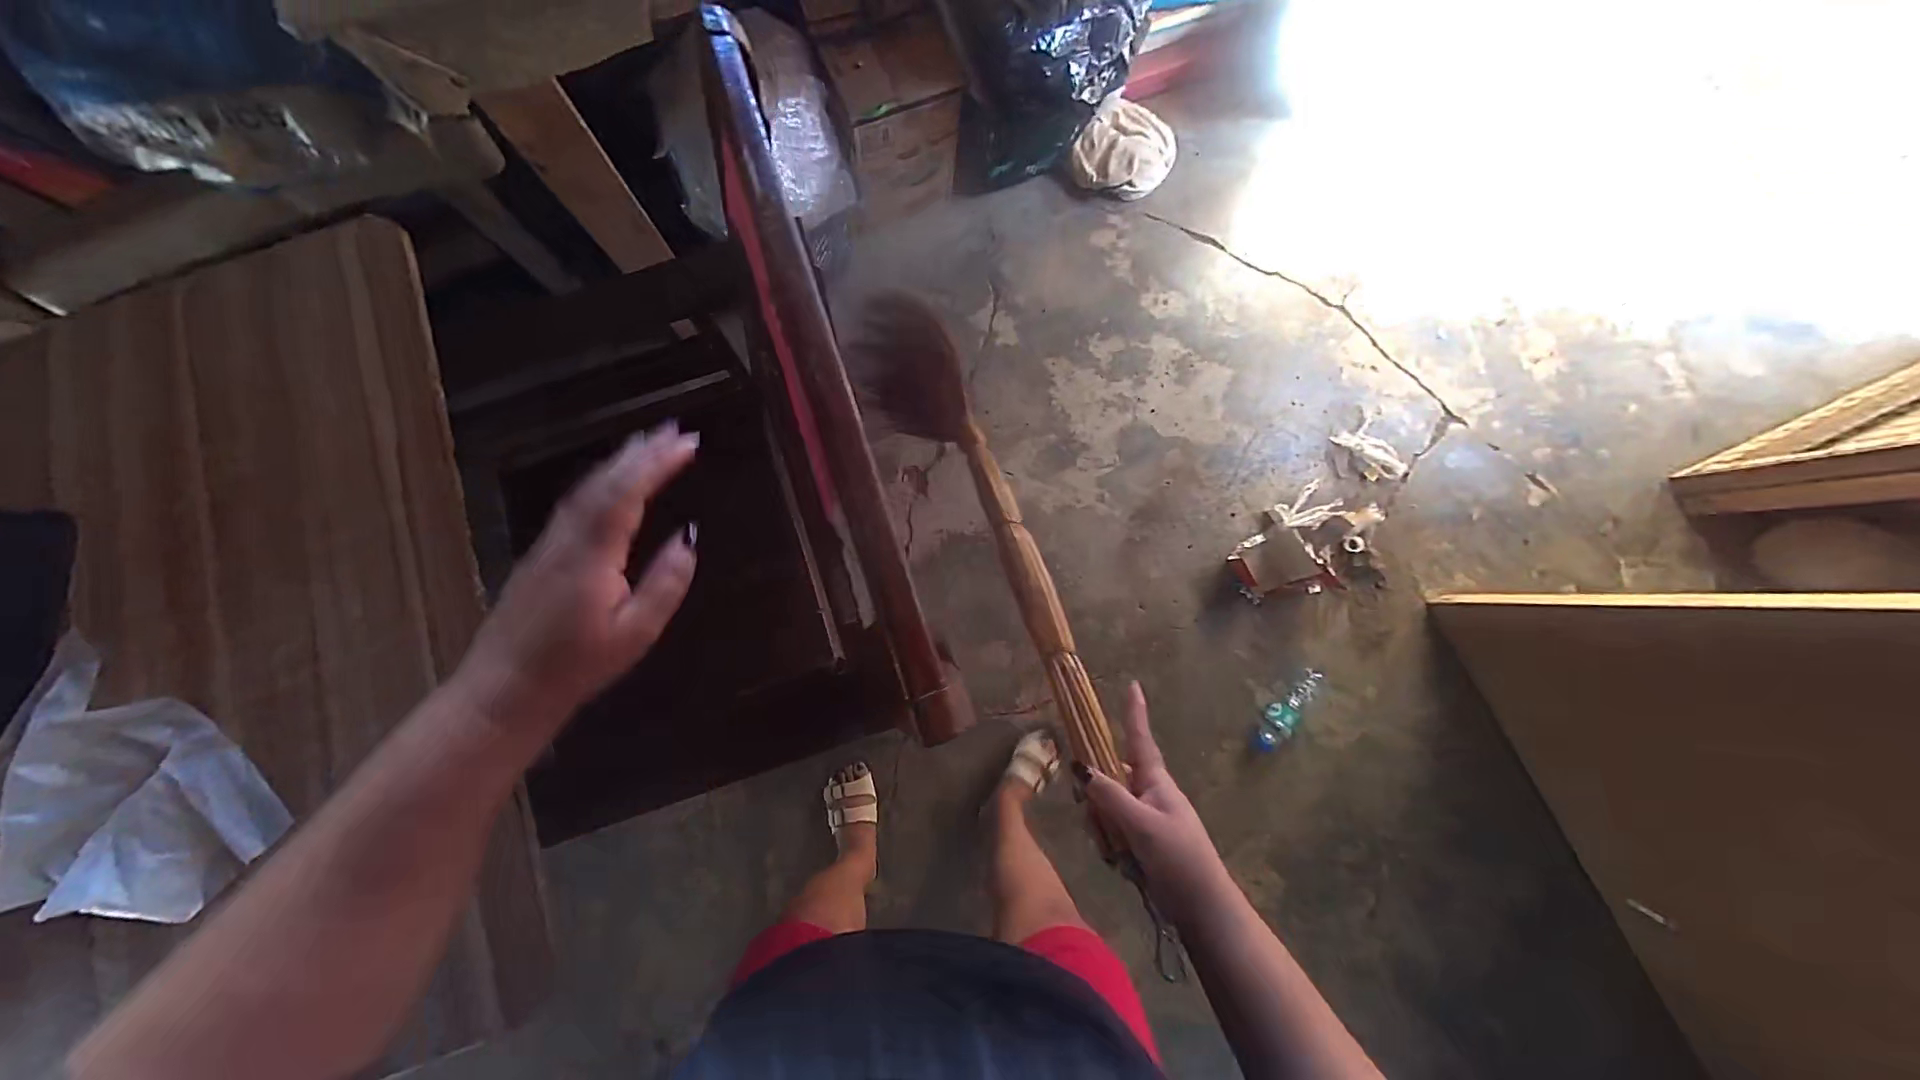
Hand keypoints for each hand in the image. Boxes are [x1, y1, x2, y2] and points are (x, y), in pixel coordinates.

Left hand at [454, 423, 698, 729]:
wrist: (505, 689)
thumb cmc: (577, 666)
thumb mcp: (636, 633)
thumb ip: (666, 583)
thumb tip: (689, 537)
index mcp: (592, 556)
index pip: (627, 495)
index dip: (657, 464)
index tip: (688, 442)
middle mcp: (567, 539)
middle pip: (605, 483)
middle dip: (641, 452)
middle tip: (675, 429)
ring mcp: (550, 543)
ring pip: (587, 489)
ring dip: (621, 461)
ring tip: (651, 443)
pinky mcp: (543, 553)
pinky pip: (578, 502)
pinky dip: (604, 480)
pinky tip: (616, 479)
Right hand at [1082, 682, 1232, 922]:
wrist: (1202, 907)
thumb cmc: (1179, 858)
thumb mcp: (1142, 825)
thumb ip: (1109, 796)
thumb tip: (1081, 768)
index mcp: (1155, 781)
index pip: (1140, 739)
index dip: (1135, 713)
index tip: (1134, 684)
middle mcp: (1148, 793)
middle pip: (1109, 777)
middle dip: (1097, 796)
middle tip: (1099, 820)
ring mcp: (1144, 818)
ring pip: (1105, 806)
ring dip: (1103, 826)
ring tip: (1116, 851)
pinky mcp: (1140, 841)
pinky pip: (1111, 830)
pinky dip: (1109, 844)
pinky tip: (1119, 863)